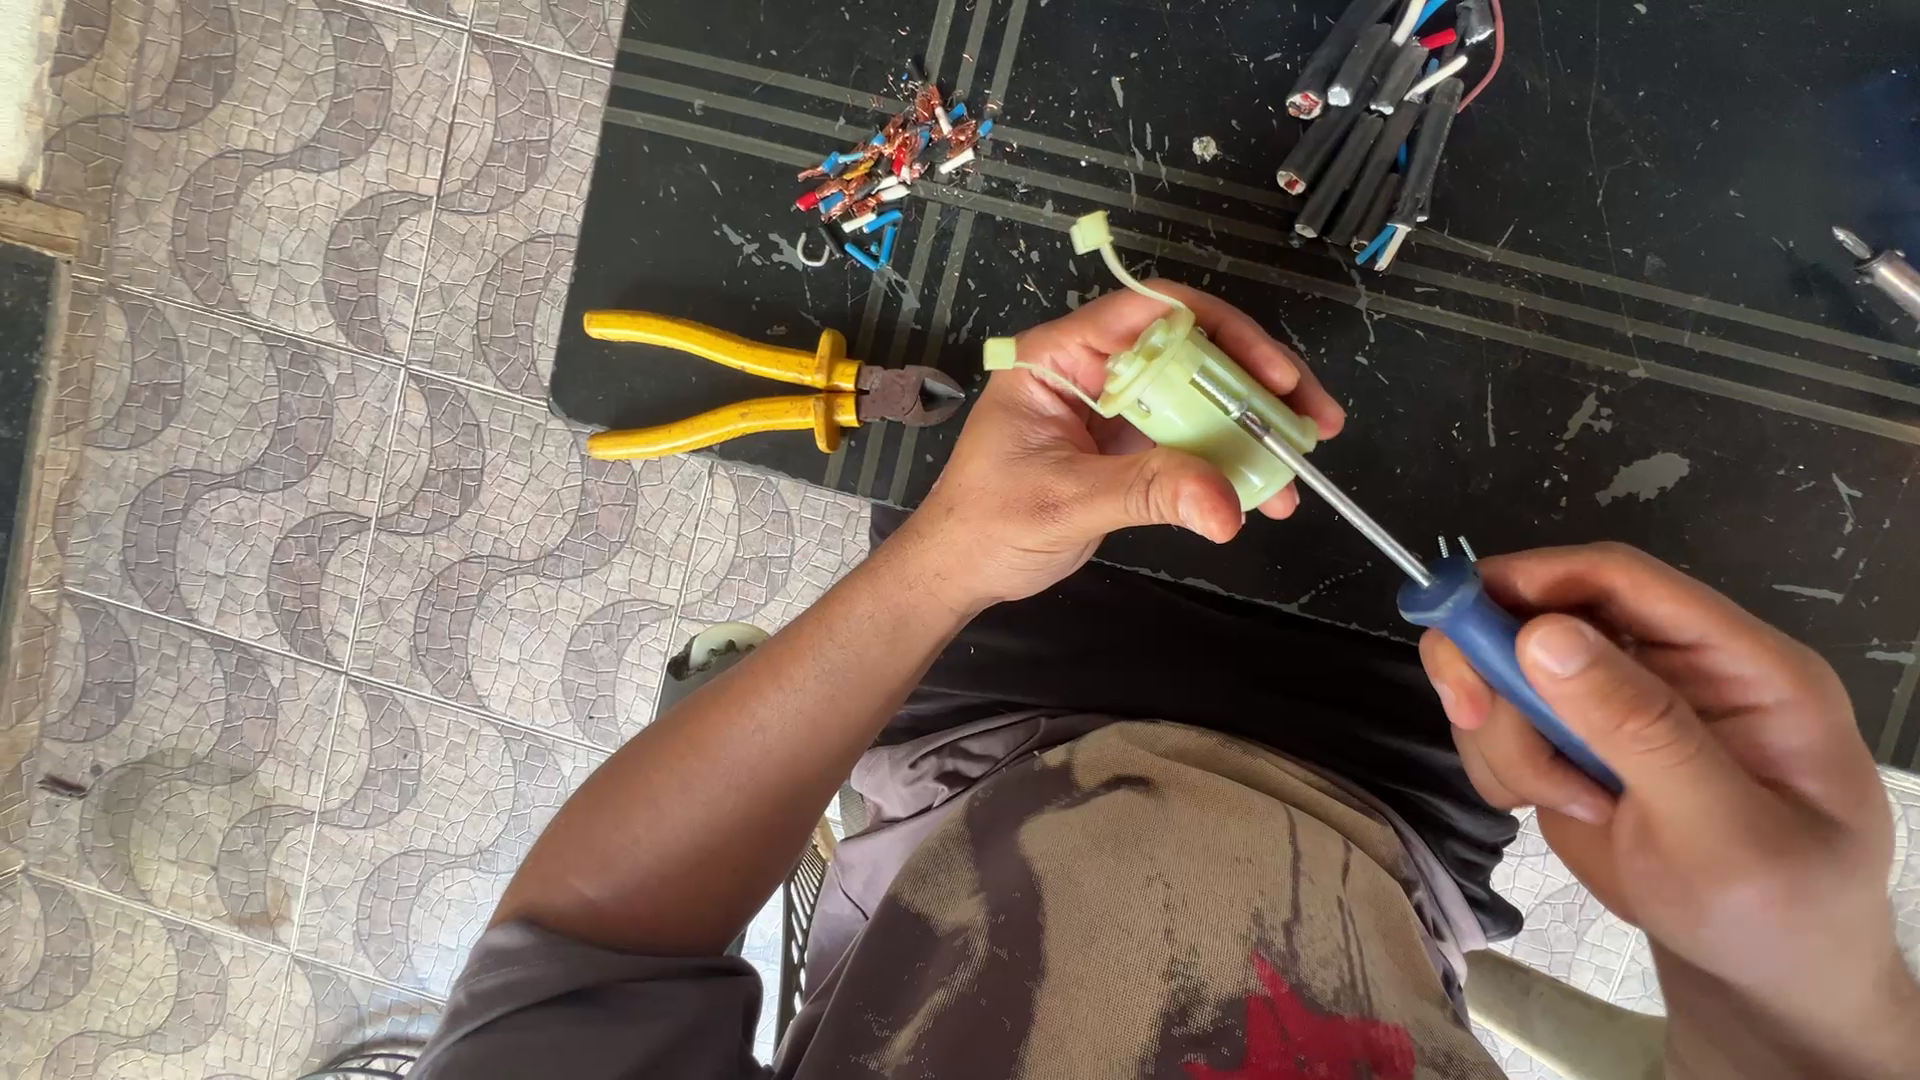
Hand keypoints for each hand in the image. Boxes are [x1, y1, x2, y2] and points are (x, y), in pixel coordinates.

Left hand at [892, 282, 1344, 612]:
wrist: (963, 568)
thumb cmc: (988, 523)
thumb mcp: (1065, 501)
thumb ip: (1145, 493)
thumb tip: (1227, 505)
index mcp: (1060, 357)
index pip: (1150, 312)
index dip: (1222, 333)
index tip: (1272, 376)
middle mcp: (1092, 371)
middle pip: (1188, 352)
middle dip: (1254, 384)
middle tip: (1312, 420)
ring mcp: (1111, 410)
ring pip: (1196, 399)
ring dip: (1249, 429)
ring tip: (1299, 465)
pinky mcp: (1126, 448)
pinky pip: (1187, 442)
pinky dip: (1225, 463)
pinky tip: (1262, 491)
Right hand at [1420, 543, 1917, 1074]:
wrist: (1746, 969)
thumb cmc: (1771, 908)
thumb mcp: (1720, 827)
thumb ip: (1639, 728)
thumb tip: (1542, 636)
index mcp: (1733, 662)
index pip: (1621, 579)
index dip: (1534, 578)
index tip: (1459, 610)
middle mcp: (1659, 663)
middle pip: (1532, 612)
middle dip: (1490, 665)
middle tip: (1470, 715)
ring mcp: (1600, 698)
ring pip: (1495, 670)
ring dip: (1501, 735)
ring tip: (1558, 798)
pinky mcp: (1555, 732)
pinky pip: (1486, 718)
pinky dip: (1492, 761)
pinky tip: (1543, 802)